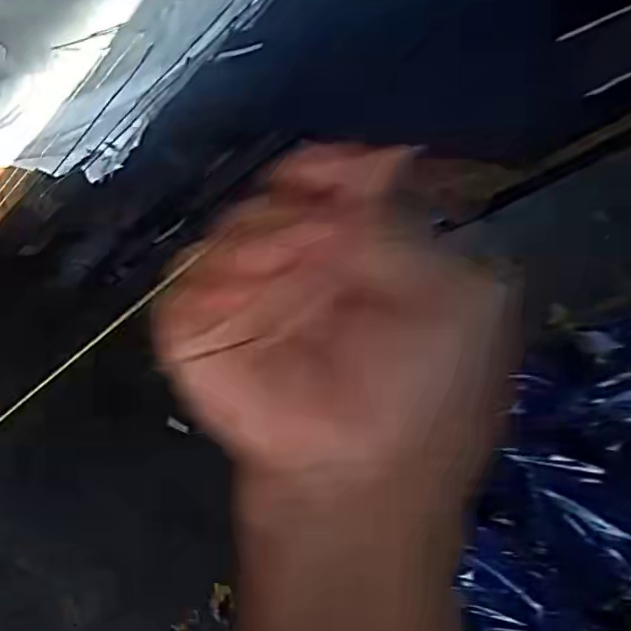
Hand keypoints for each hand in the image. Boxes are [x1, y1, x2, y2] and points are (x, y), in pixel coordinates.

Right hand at [153, 144, 515, 521]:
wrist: (348, 473)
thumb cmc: (419, 392)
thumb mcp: (451, 292)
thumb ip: (400, 227)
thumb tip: (370, 157)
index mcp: (353, 253)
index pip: (322, 185)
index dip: (319, 166)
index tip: (314, 170)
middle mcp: (290, 269)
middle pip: (265, 202)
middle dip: (287, 212)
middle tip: (312, 245)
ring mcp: (236, 301)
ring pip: (218, 234)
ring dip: (248, 245)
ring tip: (277, 278)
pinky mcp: (189, 335)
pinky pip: (179, 283)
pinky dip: (202, 280)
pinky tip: (236, 301)